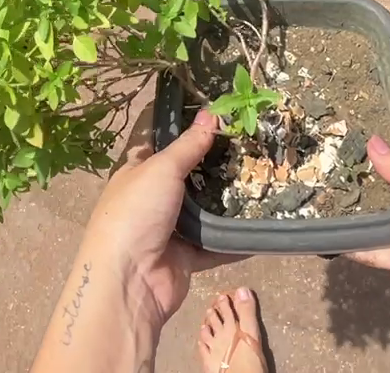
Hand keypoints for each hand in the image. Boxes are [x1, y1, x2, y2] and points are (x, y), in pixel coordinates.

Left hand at [79, 108, 237, 329]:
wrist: (129, 282)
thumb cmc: (137, 212)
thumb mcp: (162, 168)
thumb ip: (188, 144)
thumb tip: (209, 113)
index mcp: (137, 170)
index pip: (158, 138)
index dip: (180, 122)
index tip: (211, 106)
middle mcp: (152, 197)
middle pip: (186, 173)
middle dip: (211, 161)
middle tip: (245, 140)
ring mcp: (168, 228)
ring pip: (202, 208)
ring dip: (225, 197)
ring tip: (258, 173)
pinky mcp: (186, 256)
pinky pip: (215, 243)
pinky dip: (234, 238)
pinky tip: (261, 222)